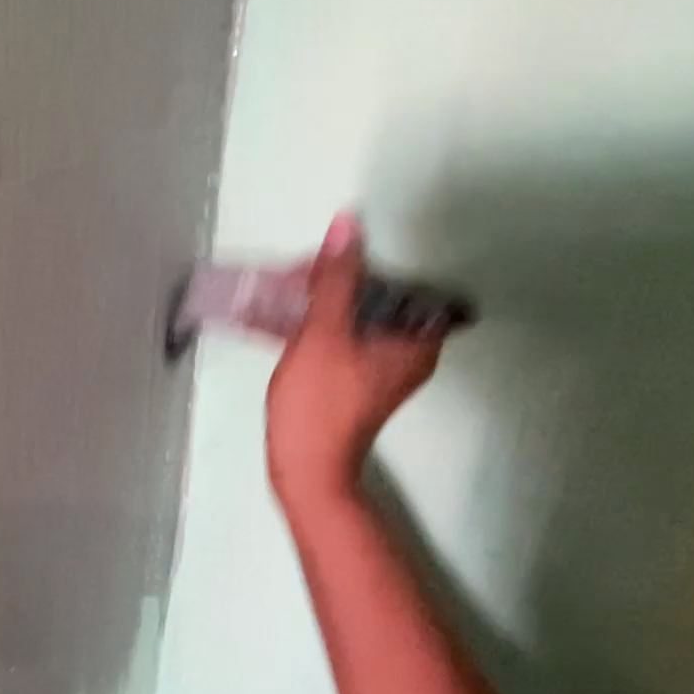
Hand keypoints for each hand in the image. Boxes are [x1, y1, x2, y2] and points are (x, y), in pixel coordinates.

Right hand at [264, 212, 445, 498]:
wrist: (304, 467)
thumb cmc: (319, 402)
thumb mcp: (323, 333)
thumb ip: (335, 279)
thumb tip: (347, 226)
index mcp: (415, 340)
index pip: (402, 281)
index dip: (366, 264)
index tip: (326, 261)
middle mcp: (407, 352)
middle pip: (376, 299)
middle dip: (333, 282)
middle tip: (294, 275)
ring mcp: (380, 369)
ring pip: (353, 319)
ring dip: (318, 303)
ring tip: (280, 292)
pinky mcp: (354, 382)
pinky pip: (338, 341)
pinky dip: (313, 328)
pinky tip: (277, 319)